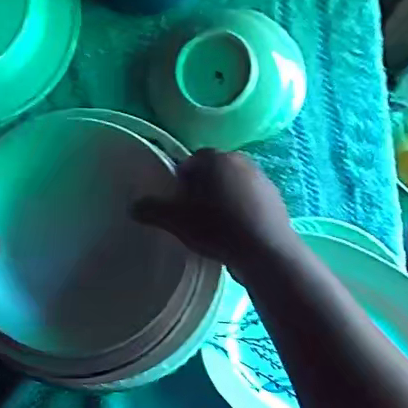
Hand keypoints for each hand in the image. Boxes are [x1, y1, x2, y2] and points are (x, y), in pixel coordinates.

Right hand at [133, 150, 297, 277]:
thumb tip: (133, 206)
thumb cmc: (217, 229)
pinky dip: (240, 209)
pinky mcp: (274, 196)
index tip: (177, 205)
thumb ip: (153, 211)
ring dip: (222, 199)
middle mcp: (239, 159)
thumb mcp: (177, 222)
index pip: (189, 163)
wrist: (265, 250)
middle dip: (201, 189)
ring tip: (214, 226)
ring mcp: (261, 176)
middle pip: (212, 172)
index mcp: (213, 158)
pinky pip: (249, 199)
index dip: (180, 183)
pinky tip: (235, 231)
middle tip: (193, 216)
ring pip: (231, 184)